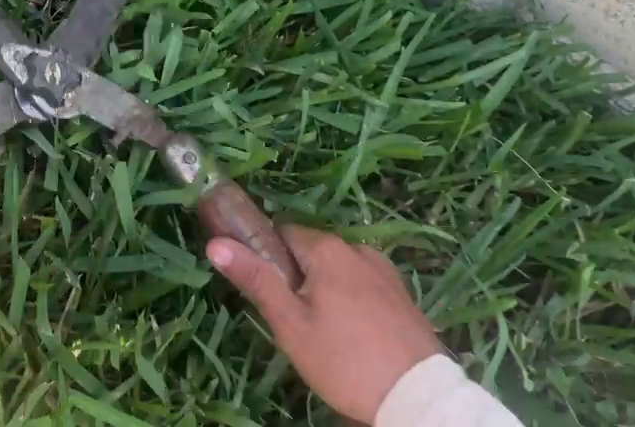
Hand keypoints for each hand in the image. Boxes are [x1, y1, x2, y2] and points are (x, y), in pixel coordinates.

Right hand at [208, 226, 444, 423]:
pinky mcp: (404, 294)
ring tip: (327, 334)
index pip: (282, 233)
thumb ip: (255, 280)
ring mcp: (385, 270)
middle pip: (311, 251)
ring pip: (339, 269)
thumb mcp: (291, 325)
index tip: (269, 293)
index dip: (269, 259)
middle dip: (298, 277)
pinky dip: (354, 300)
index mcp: (326, 248)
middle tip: (296, 322)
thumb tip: (215, 243)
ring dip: (327, 289)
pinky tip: (356, 335)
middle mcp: (357, 248)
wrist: (419, 400)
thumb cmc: (345, 362)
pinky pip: (364, 285)